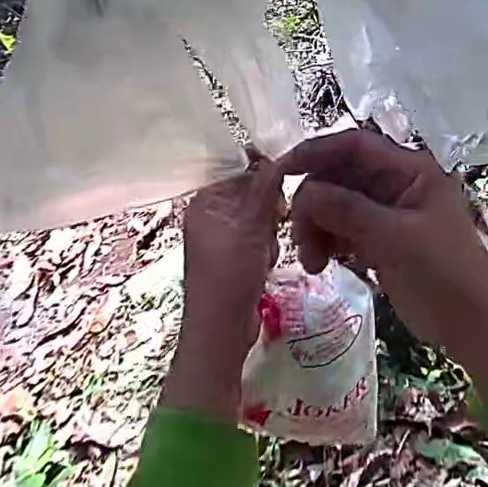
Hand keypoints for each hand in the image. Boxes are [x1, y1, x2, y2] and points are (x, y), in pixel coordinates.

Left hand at [160, 162, 283, 420]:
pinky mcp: (233, 257)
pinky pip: (257, 240)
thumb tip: (278, 156)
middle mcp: (210, 214)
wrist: (221, 330)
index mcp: (205, 199)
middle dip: (268, 213)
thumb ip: (265, 188)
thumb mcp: (251, 225)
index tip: (282, 195)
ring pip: (260, 219)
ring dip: (269, 234)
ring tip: (265, 253)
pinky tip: (264, 265)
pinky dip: (265, 250)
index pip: (240, 172)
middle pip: (252, 195)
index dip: (265, 180)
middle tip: (272, 228)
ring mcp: (220, 237)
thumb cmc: (231, 272)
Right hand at [275, 130, 487, 408]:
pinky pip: (339, 228)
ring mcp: (385, 212)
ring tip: (312, 262)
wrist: (477, 332)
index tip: (281, 171)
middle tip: (300, 238)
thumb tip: (304, 191)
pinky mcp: (378, 239)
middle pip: (336, 176)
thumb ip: (347, 209)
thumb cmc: (445, 276)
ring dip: (315, 227)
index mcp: (408, 170)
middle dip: (312, 204)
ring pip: (333, 204)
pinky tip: (323, 264)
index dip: (314, 152)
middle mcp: (394, 184)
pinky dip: (326, 241)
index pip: (353, 145)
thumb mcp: (395, 238)